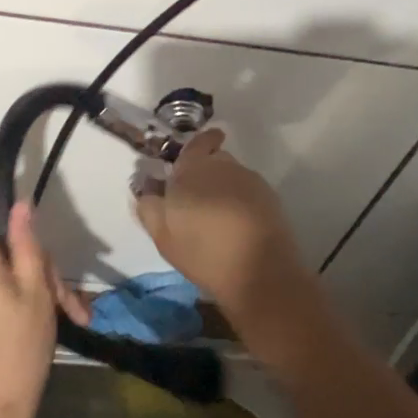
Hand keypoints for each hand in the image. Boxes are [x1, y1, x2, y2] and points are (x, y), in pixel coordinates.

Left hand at [0, 202, 89, 417]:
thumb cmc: (20, 344)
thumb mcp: (34, 290)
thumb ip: (26, 245)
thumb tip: (19, 205)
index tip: (30, 225)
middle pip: (3, 247)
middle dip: (40, 263)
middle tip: (67, 294)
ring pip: (11, 272)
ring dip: (43, 287)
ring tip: (75, 315)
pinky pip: (6, 293)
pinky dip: (31, 301)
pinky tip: (63, 321)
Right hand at [135, 129, 307, 311]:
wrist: (261, 273)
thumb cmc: (203, 253)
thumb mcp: (163, 236)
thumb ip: (149, 207)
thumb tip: (147, 190)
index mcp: (192, 170)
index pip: (197, 144)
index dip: (197, 147)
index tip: (194, 158)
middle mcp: (223, 166)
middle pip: (214, 159)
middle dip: (206, 171)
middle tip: (197, 198)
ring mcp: (250, 180)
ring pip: (232, 174)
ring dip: (223, 186)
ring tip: (217, 215)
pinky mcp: (270, 198)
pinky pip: (248, 190)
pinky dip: (240, 199)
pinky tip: (236, 224)